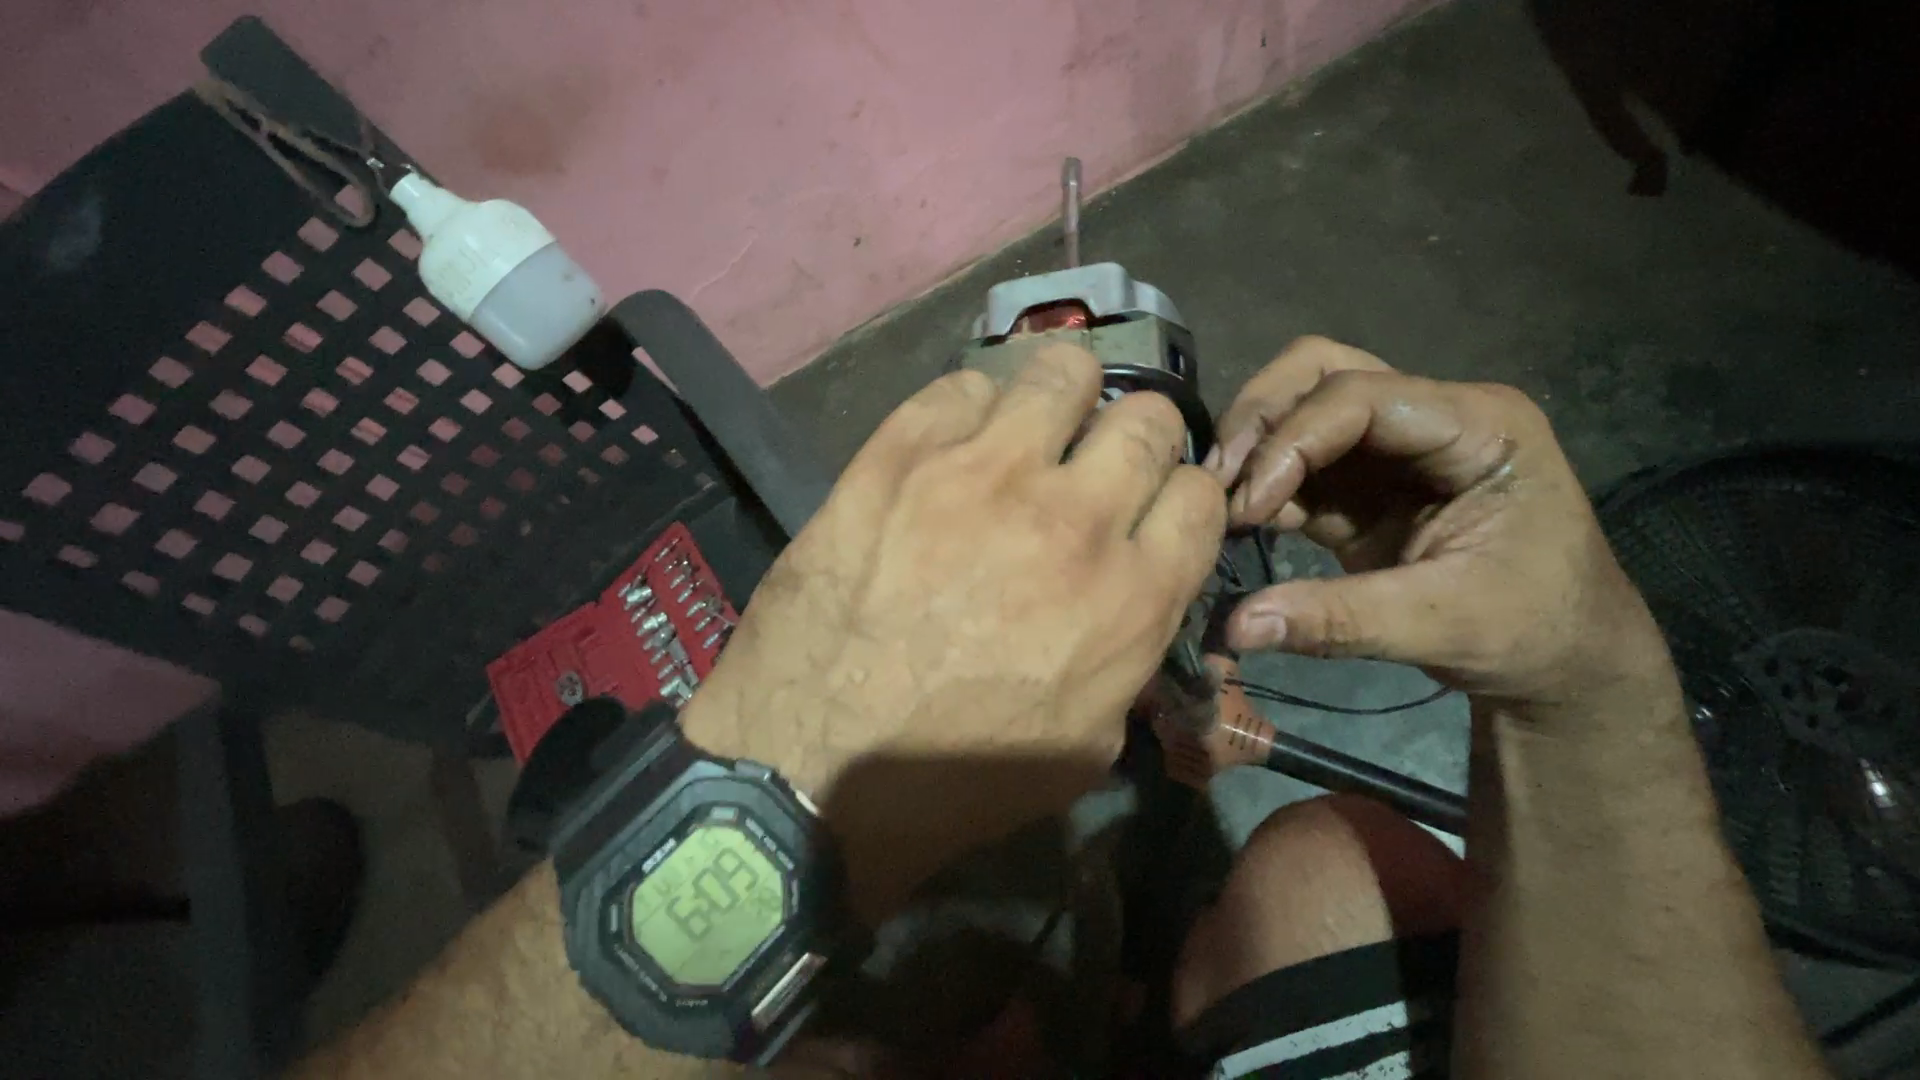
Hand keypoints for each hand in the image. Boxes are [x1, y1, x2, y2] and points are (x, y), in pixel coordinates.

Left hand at [685, 344, 1224, 795]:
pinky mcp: (899, 456)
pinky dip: (969, 408)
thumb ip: (1130, 655)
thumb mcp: (1086, 746)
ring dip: (1062, 398)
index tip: (1150, 512)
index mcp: (1130, 596)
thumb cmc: (955, 779)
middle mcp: (1070, 518)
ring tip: (1034, 432)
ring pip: (1062, 371)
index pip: (1200, 495)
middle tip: (1096, 465)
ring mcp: (980, 475)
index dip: (1179, 500)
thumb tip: (1133, 598)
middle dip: (1136, 438)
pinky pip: (960, 386)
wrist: (813, 766)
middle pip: (1147, 419)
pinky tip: (953, 445)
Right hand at [1205, 336, 1668, 713]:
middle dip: (1260, 421)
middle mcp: (1429, 418)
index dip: (1290, 441)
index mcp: (1475, 426)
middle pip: (1320, 373)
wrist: (1562, 662)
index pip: (1359, 396)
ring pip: (1298, 408)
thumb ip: (1337, 619)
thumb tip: (1237, 626)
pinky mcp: (1361, 487)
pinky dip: (1260, 488)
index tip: (1246, 506)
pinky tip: (1238, 524)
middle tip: (1218, 484)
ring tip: (1219, 504)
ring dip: (1251, 449)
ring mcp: (1391, 450)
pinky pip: (1296, 466)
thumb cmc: (1532, 632)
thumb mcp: (1443, 625)